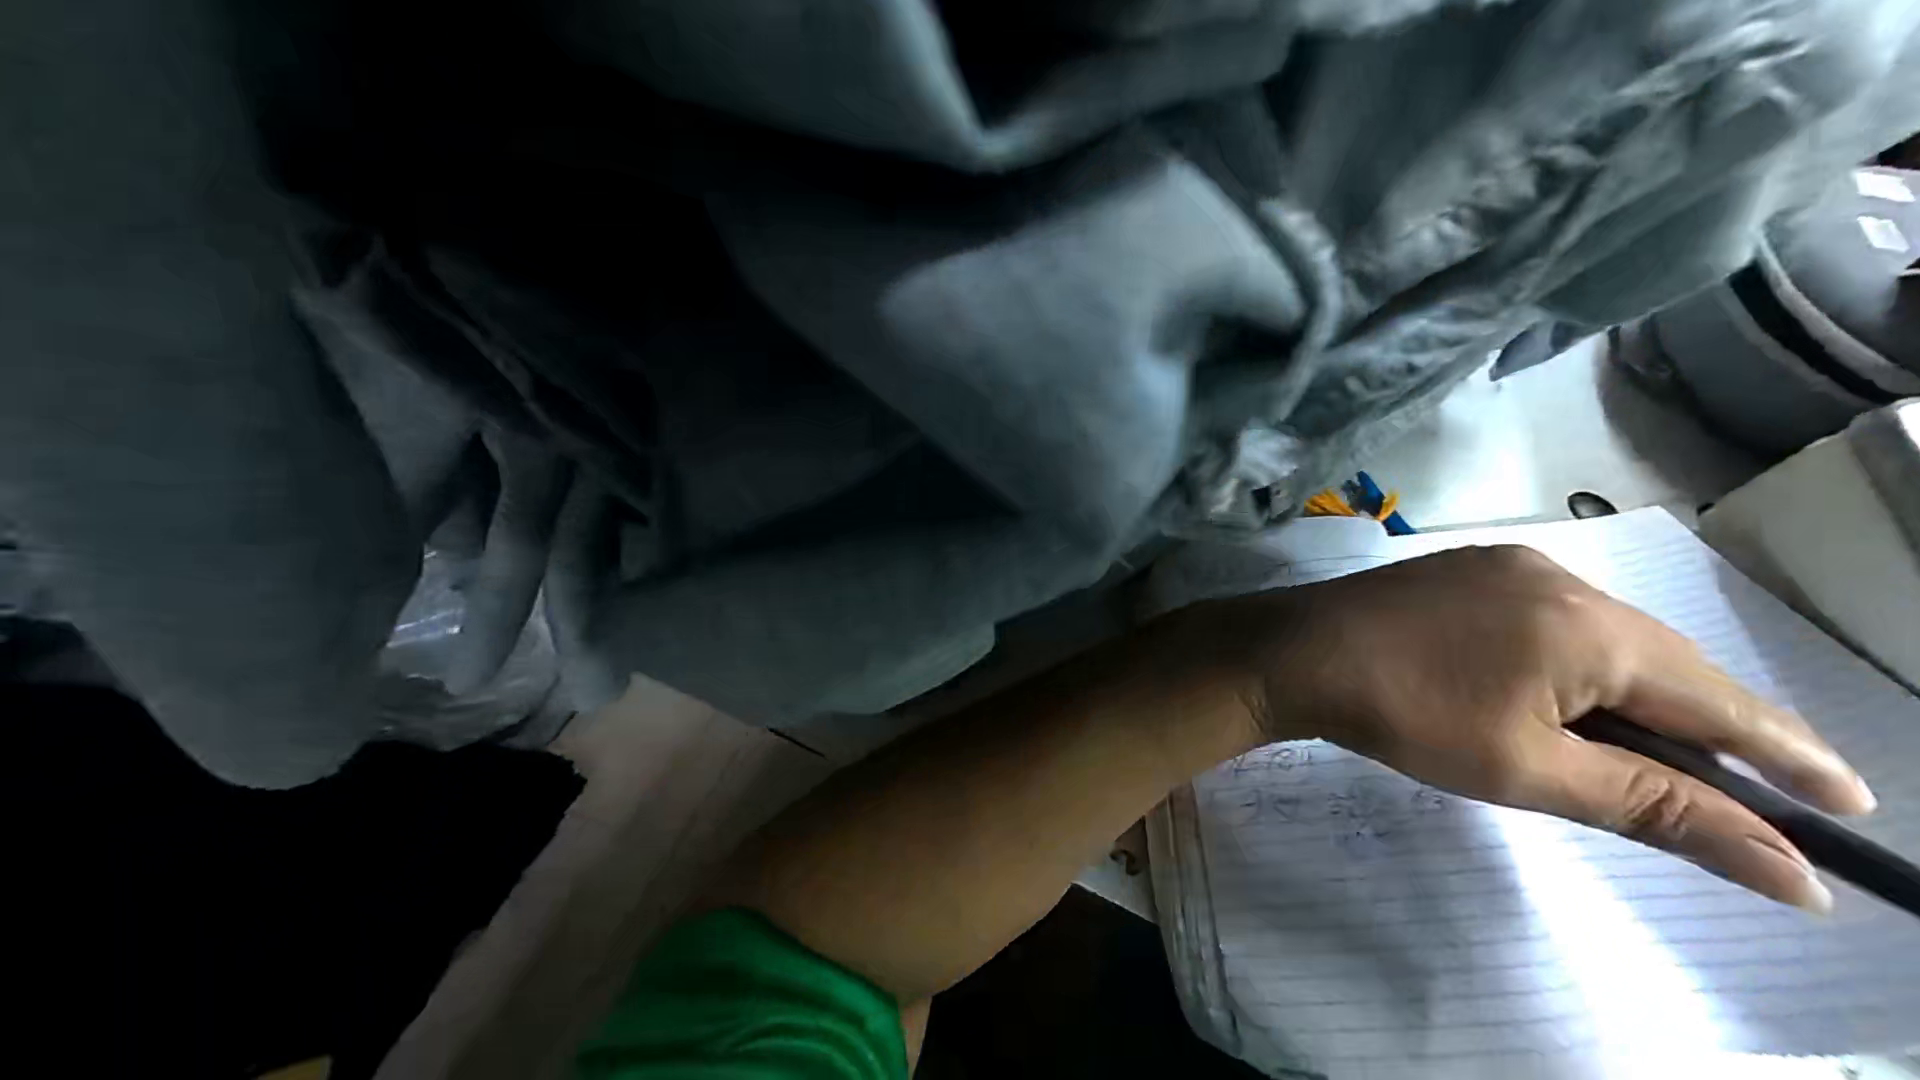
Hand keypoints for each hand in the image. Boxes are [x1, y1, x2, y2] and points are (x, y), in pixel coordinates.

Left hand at [1230, 545, 1876, 913]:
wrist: (1292, 652)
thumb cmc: (1404, 714)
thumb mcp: (1530, 771)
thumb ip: (1657, 807)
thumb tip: (1793, 870)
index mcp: (1592, 628)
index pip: (1723, 702)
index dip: (1788, 757)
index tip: (1848, 805)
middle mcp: (1562, 580)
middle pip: (1665, 663)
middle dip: (1705, 725)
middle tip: (1739, 788)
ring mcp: (1507, 566)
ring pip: (1607, 637)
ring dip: (1634, 690)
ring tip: (1644, 748)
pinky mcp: (1466, 569)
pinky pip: (1553, 617)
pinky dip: (1575, 659)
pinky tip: (1560, 692)